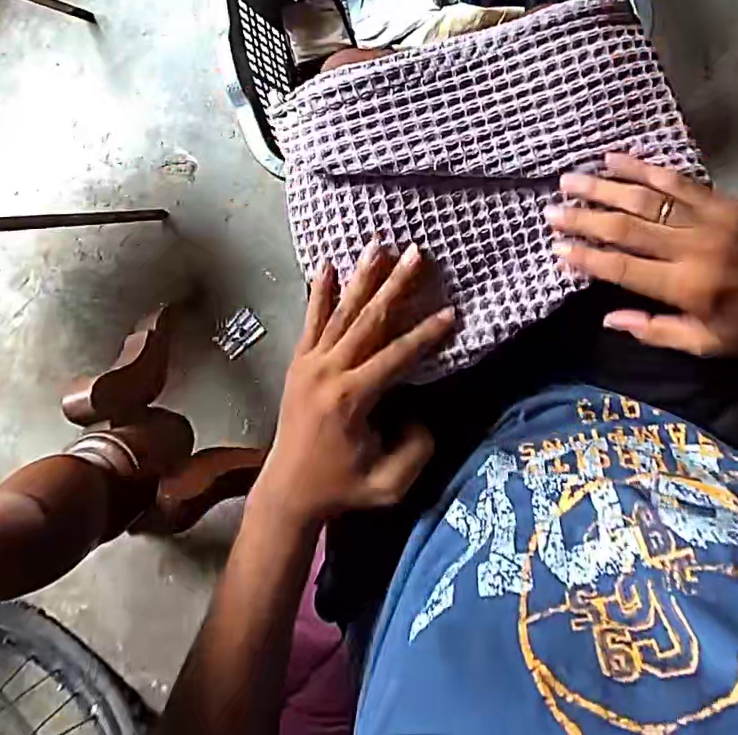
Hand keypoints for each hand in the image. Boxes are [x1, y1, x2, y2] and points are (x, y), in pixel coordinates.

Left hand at [249, 243, 454, 528]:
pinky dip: (320, 293)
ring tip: (379, 245)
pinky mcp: (298, 362)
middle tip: (417, 253)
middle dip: (397, 285)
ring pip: (342, 312)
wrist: (287, 491)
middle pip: (369, 320)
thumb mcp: (389, 484)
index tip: (451, 312)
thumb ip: (415, 448)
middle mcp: (328, 372)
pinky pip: (311, 320)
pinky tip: (328, 265)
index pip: (397, 356)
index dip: (426, 334)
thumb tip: (417, 410)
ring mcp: (309, 363)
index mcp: (351, 399)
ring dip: (363, 277)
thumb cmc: (342, 488)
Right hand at [546, 153, 737, 355]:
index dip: (587, 258)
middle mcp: (693, 248)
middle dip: (584, 218)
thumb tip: (609, 319)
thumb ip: (657, 332)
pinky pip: (677, 181)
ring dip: (604, 187)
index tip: (557, 249)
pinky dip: (644, 168)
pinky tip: (616, 158)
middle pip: (626, 228)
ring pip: (646, 198)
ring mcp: (709, 218)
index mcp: (689, 288)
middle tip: (551, 210)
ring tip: (571, 179)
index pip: (623, 269)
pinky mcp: (724, 200)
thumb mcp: (712, 345)